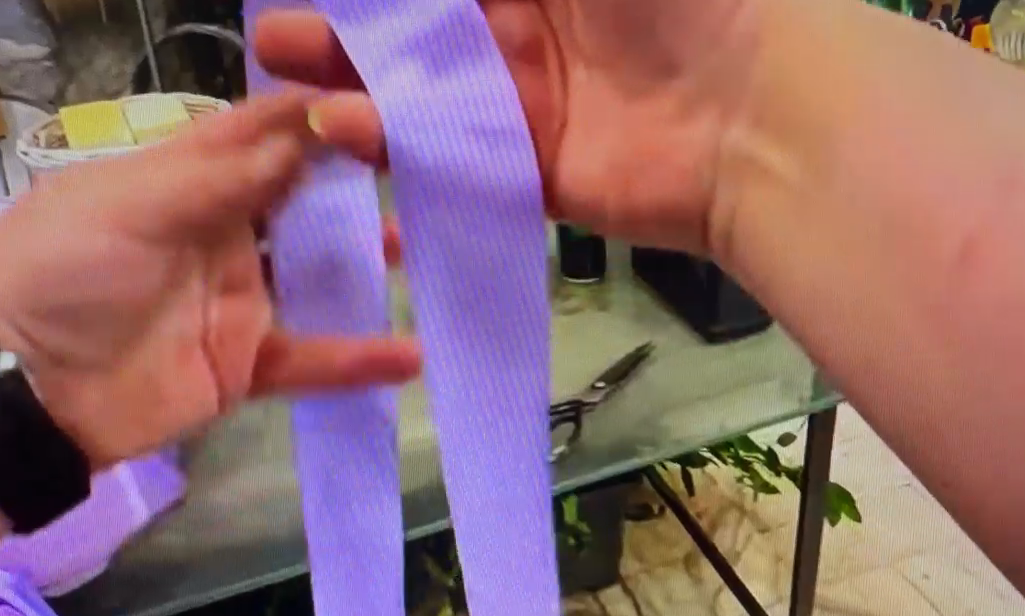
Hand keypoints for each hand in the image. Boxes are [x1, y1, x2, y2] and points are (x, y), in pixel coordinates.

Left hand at [0, 92, 417, 468]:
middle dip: (362, 186)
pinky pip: (311, 361)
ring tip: (436, 254)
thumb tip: (306, 134)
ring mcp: (238, 304)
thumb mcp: (133, 205)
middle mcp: (223, 235)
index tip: (387, 106)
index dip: (319, 116)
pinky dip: (357, 360)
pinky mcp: (245, 367)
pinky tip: (412, 354)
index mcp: (188, 180)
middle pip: (305, 203)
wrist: (22, 388)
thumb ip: (223, 178)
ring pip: (319, 280)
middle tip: (432, 177)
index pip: (264, 135)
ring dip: (370, 267)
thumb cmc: (62, 271)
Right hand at [254, 0, 768, 256]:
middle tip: (272, 36)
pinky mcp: (528, 174)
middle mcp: (521, 32)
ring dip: (354, 94)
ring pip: (421, 102)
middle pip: (414, 35)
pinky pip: (453, 161)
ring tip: (289, 95)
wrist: (752, 113)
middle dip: (344, 33)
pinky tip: (346, 136)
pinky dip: (400, 150)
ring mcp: (522, 108)